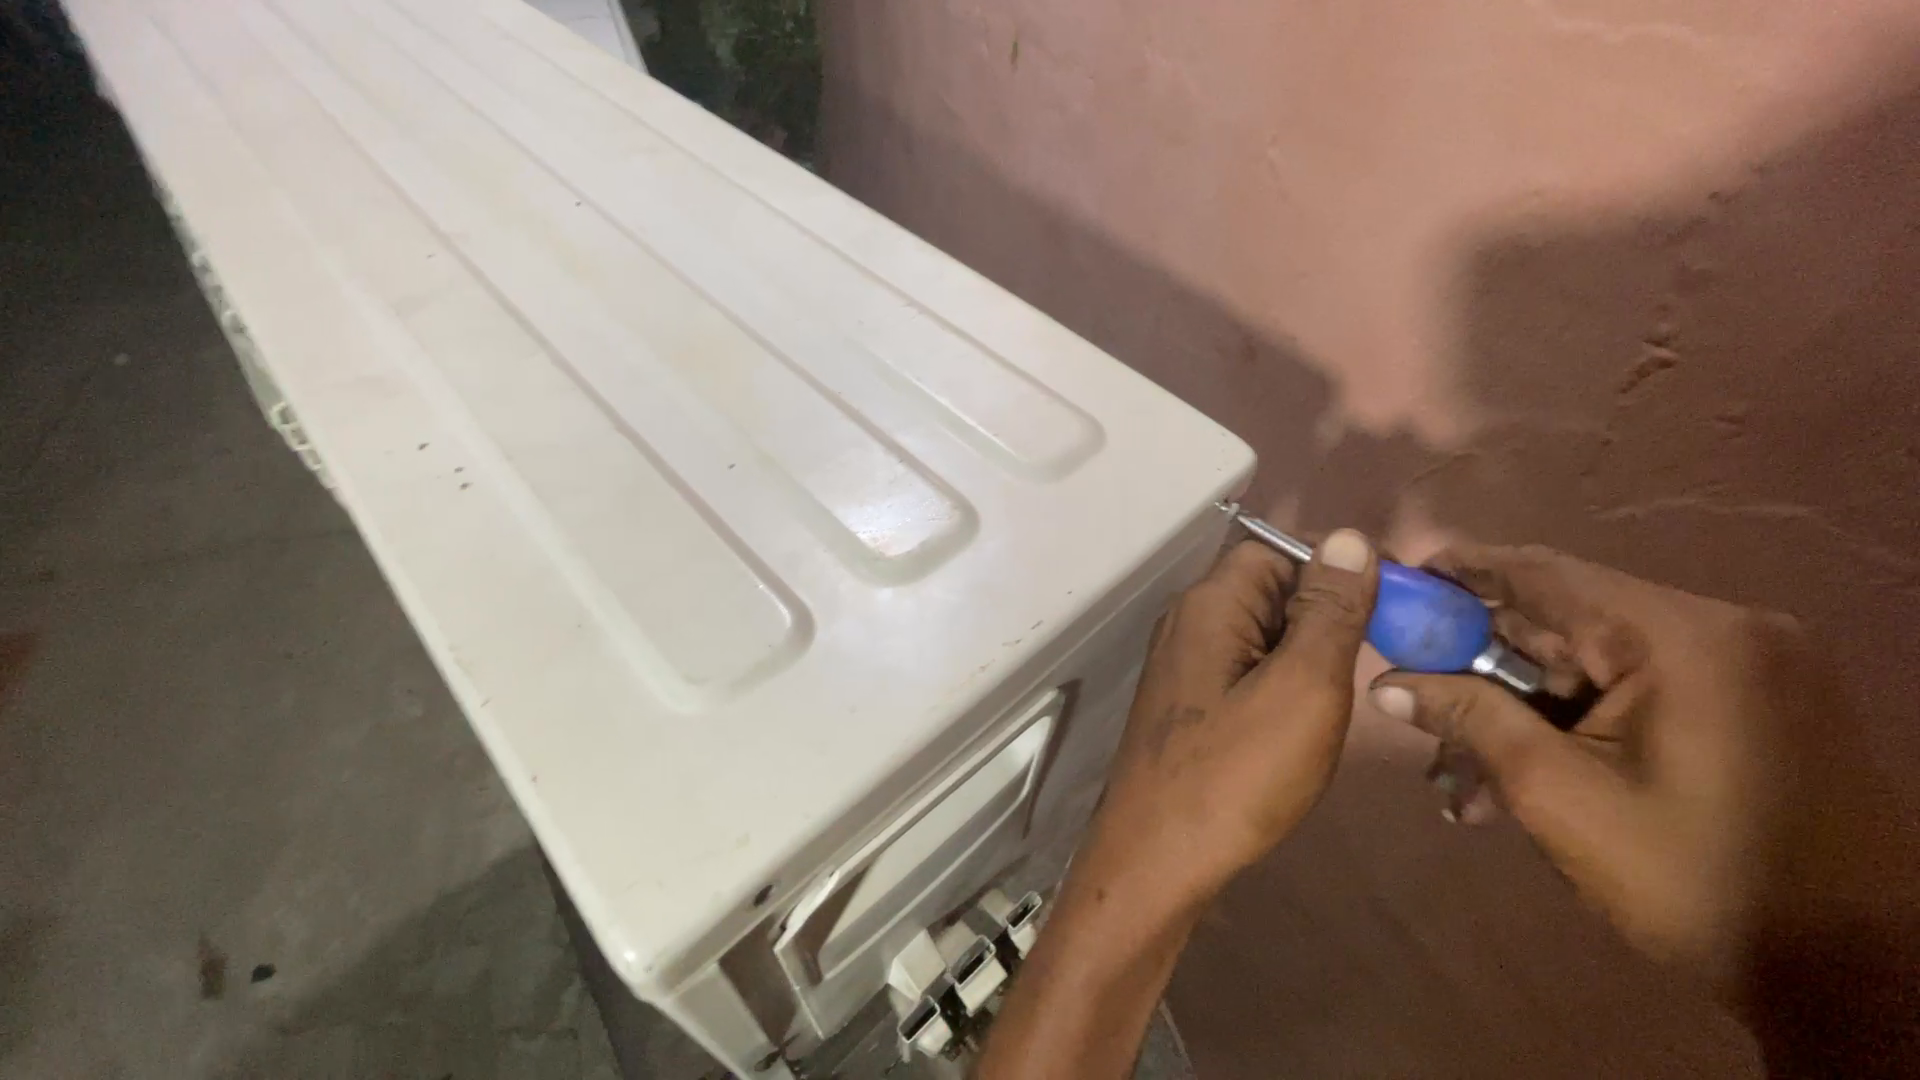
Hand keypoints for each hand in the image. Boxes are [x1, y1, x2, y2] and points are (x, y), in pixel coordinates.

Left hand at [1083, 530, 1379, 909]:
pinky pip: (1241, 674)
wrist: (1157, 858)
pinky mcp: (1185, 706)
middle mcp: (1187, 622)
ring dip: (1302, 660)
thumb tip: (1347, 537)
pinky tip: (1296, 729)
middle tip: (1362, 671)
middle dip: (1320, 621)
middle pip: (1266, 592)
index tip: (1382, 616)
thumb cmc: (1236, 773)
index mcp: (1209, 603)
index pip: (1277, 552)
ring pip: (1258, 637)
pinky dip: (1276, 689)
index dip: (1331, 574)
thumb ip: (1328, 610)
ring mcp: (1181, 666)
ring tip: (1333, 706)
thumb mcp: (1303, 686)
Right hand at [1367, 544, 1919, 1069]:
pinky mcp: (1753, 701)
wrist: (1858, 978)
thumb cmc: (1696, 880)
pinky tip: (1525, 772)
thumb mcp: (1558, 796)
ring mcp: (1745, 665)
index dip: (1460, 572)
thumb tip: (1387, 683)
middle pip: (1562, 619)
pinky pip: (1633, 687)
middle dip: (1480, 660)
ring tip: (1461, 771)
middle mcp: (1719, 629)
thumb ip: (1470, 719)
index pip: (1542, 573)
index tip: (1398, 583)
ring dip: (1520, 703)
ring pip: (1591, 661)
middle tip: (1413, 692)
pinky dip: (1571, 719)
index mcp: (1678, 637)